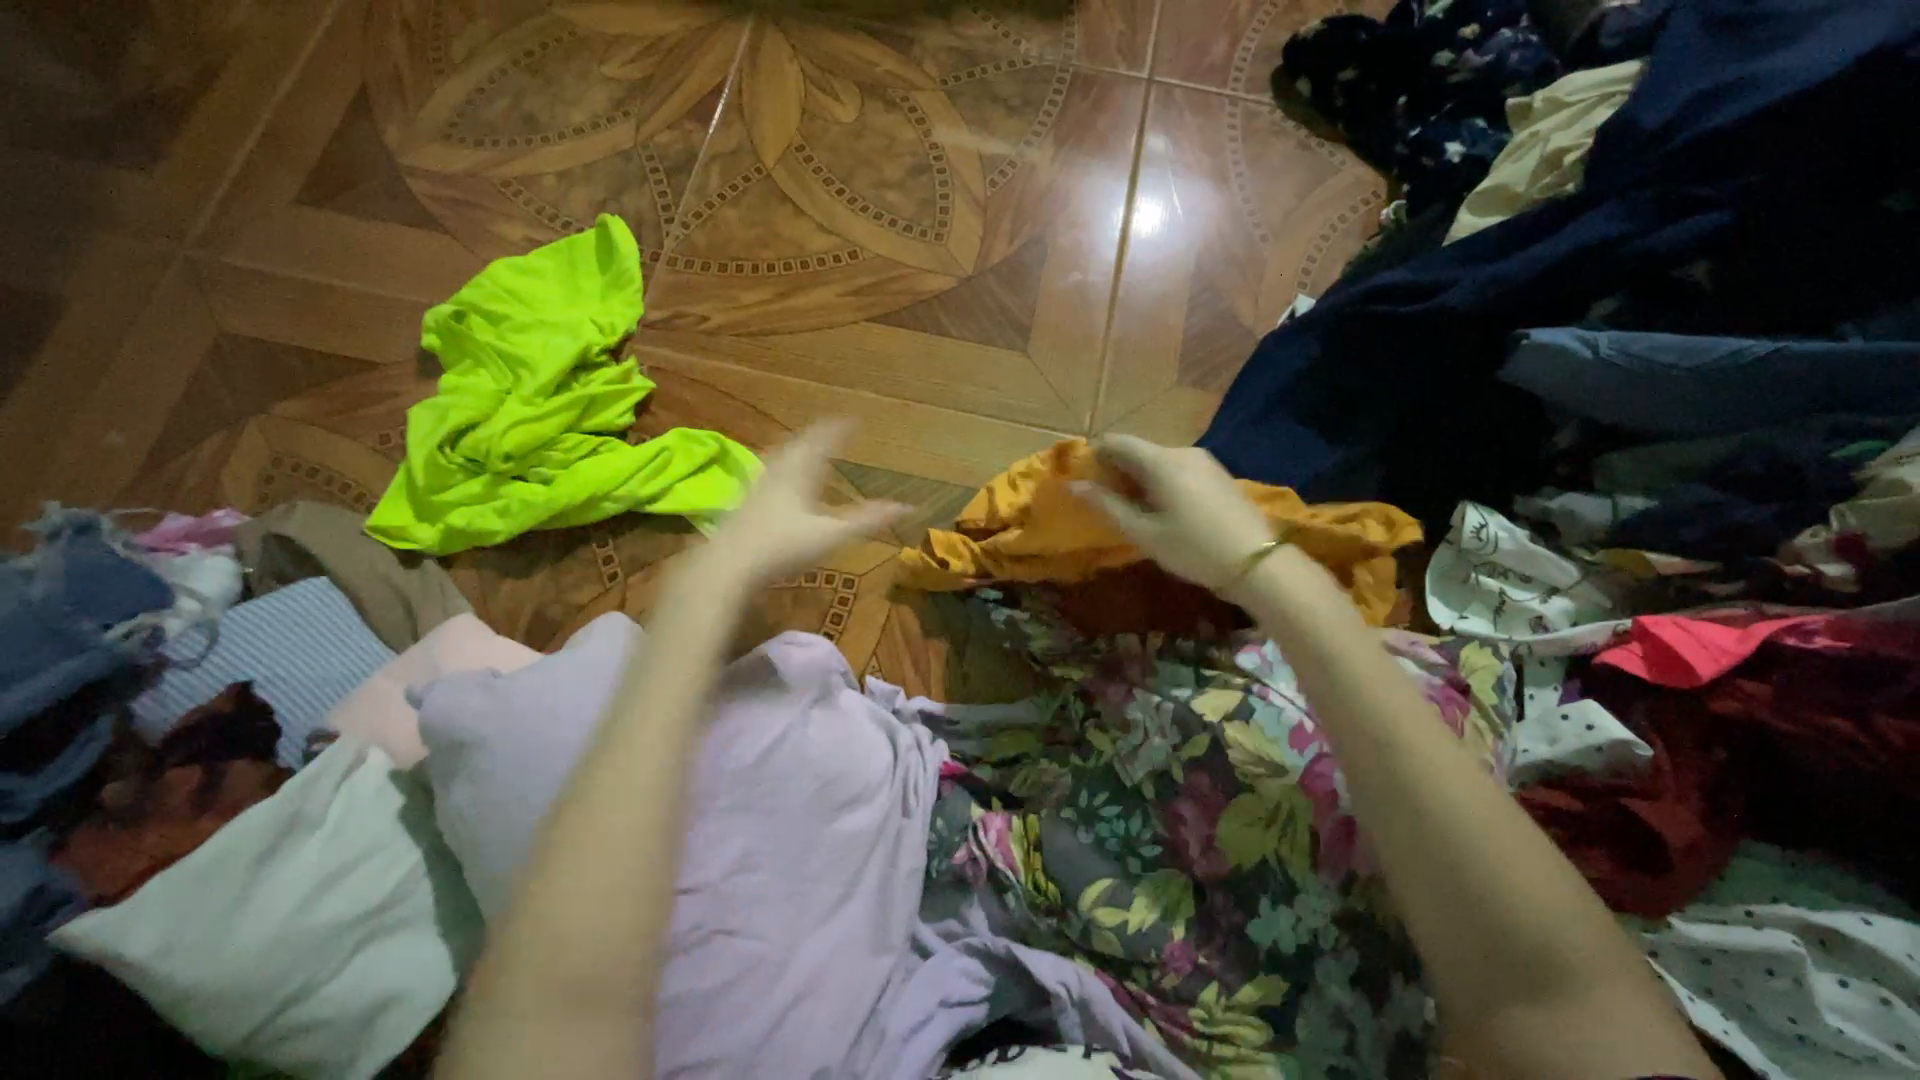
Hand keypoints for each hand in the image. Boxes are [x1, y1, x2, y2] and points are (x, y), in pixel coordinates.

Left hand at [696, 420, 907, 585]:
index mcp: (800, 471)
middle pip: (798, 444)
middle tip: (830, 431)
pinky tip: (777, 485)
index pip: (823, 439)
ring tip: (805, 450)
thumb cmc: (782, 547)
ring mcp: (756, 487)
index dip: (839, 428)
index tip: (853, 420)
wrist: (727, 566)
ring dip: (795, 451)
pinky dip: (780, 470)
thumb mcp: (832, 536)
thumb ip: (868, 520)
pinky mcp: (742, 505)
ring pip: (779, 458)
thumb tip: (907, 507)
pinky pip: (767, 475)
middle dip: (816, 436)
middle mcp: (777, 471)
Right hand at [1074, 434, 1275, 593]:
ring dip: (1139, 478)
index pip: (1116, 442)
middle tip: (1105, 503)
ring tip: (1133, 511)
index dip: (1094, 456)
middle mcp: (1182, 451)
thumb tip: (1073, 486)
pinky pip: (1177, 468)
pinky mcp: (1217, 474)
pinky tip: (1162, 510)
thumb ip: (1107, 506)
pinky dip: (1160, 482)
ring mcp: (1204, 461)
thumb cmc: (1194, 549)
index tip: (1083, 481)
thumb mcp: (1144, 533)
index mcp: (1161, 461)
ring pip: (1158, 460)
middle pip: (1138, 450)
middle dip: (1116, 470)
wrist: (1258, 563)